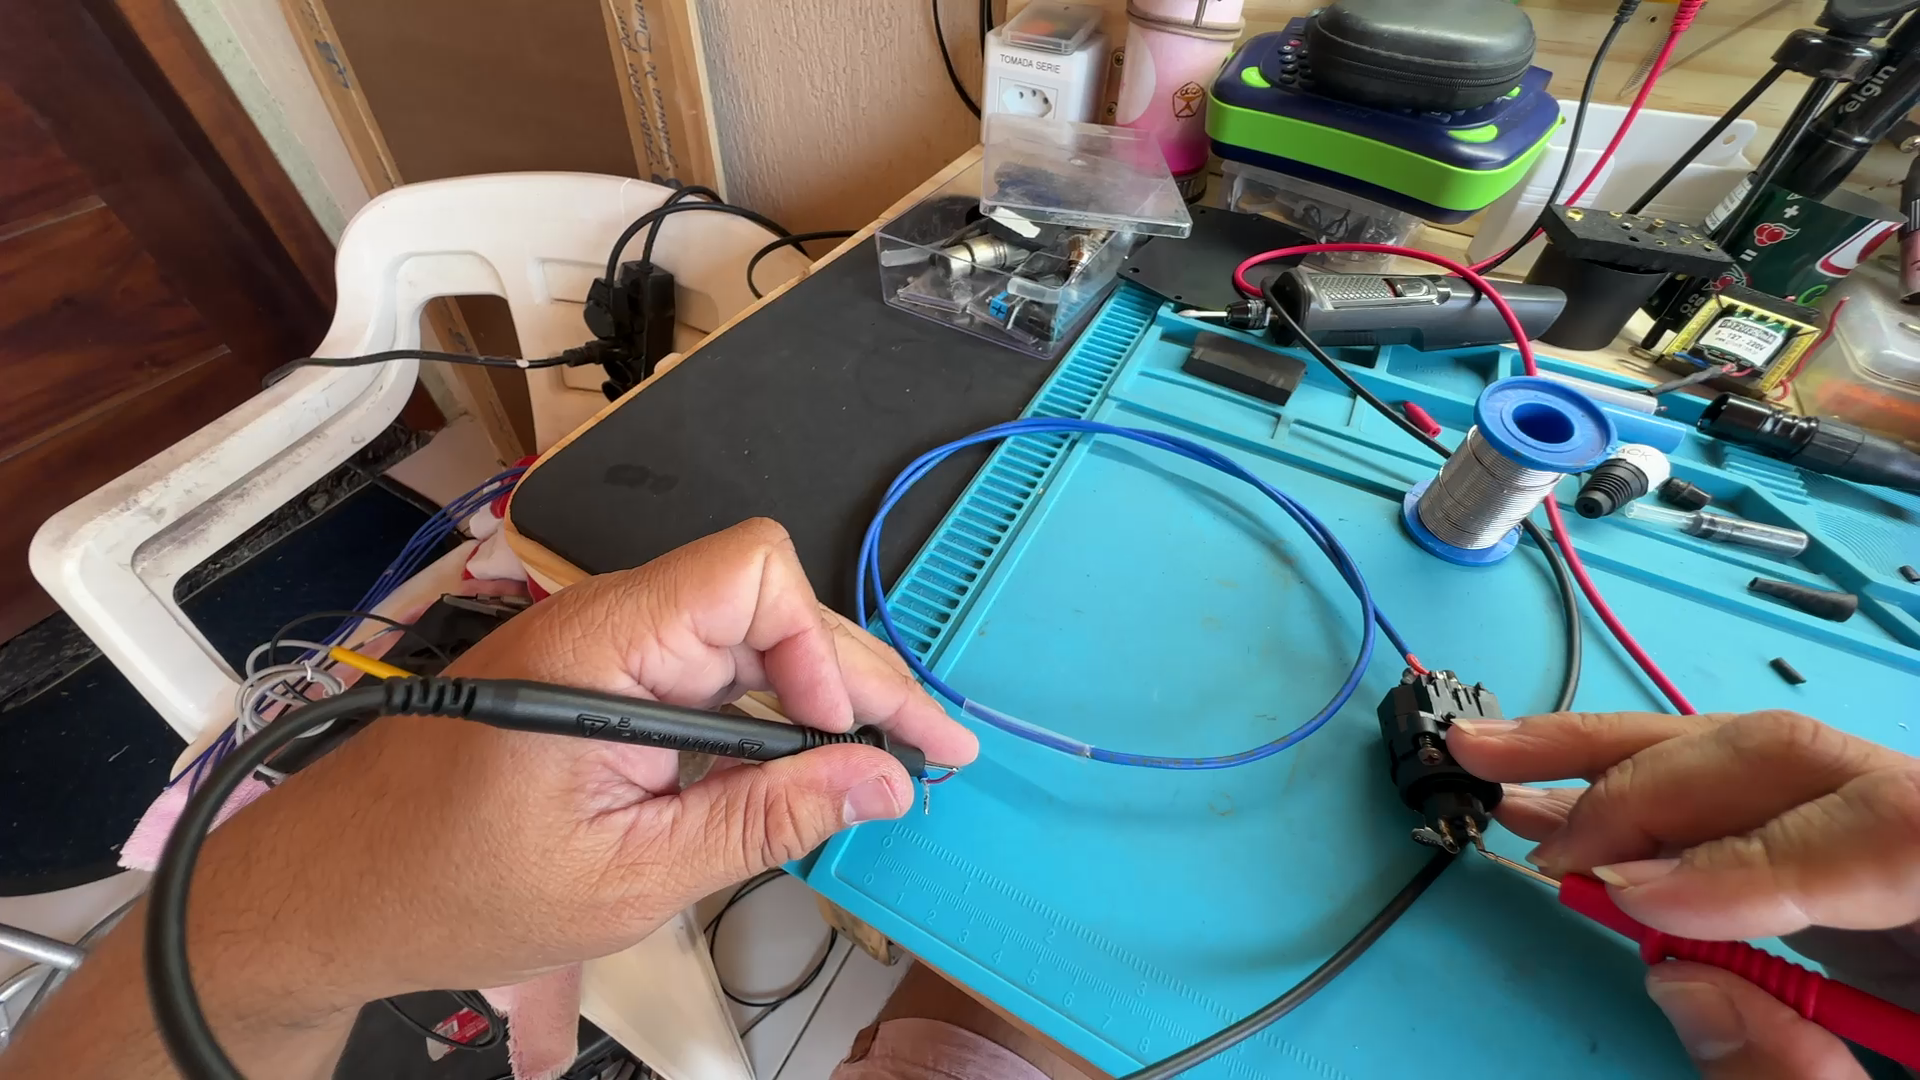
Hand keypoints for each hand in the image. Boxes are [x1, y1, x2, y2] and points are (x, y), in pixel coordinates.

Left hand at [195, 518, 977, 1009]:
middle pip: (778, 609)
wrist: (333, 894)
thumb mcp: (630, 877)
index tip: (841, 727)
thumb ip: (768, 820)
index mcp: (604, 645)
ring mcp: (625, 645)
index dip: (814, 640)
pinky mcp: (627, 674)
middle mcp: (621, 622)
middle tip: (933, 748)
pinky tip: (822, 755)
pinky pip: (731, 672)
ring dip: (833, 699)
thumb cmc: (452, 890)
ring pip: (765, 641)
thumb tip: (883, 783)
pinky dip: (786, 714)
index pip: (750, 570)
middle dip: (862, 680)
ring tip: (894, 755)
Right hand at [1448, 709, 1919, 1078]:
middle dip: (1640, 786)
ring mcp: (1882, 839)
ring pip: (1731, 755)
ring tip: (1487, 754)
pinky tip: (1537, 801)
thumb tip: (1679, 981)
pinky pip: (1704, 800)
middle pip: (1791, 759)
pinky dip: (1606, 797)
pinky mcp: (1820, 853)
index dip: (1750, 852)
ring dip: (1591, 761)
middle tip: (1537, 827)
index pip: (1894, 826)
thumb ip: (1803, 1077)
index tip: (1633, 898)